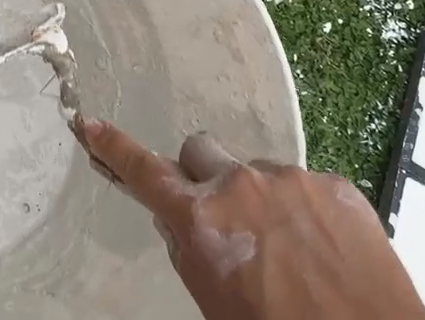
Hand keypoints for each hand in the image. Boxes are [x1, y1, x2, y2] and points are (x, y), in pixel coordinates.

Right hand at [81, 120, 424, 319]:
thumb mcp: (216, 304)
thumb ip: (190, 251)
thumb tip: (178, 220)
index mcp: (202, 219)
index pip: (143, 171)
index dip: (112, 148)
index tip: (88, 124)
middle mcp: (240, 186)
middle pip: (199, 152)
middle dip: (203, 178)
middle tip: (226, 221)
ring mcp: (291, 180)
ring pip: (254, 171)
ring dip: (257, 197)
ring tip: (289, 249)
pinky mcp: (335, 185)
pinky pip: (302, 184)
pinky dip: (303, 210)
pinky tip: (323, 250)